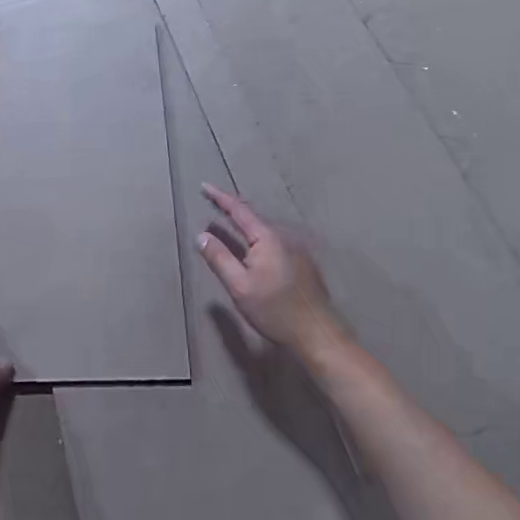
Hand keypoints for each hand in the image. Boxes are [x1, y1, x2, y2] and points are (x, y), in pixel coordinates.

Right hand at [197, 184, 346, 358]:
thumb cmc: (275, 310)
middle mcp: (283, 237)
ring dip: (243, 226)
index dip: (220, 197)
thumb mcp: (239, 286)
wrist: (318, 333)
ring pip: (263, 231)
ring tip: (225, 224)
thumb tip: (201, 235)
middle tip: (211, 203)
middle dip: (231, 210)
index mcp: (267, 237)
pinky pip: (272, 242)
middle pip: (252, 218)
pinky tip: (249, 249)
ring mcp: (295, 249)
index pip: (239, 210)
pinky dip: (255, 239)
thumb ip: (219, 258)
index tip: (204, 186)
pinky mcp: (301, 263)